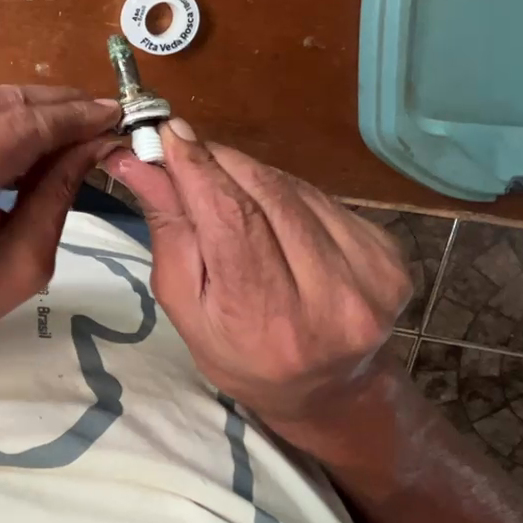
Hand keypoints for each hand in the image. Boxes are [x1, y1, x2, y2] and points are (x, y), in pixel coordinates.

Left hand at [0, 85, 121, 377]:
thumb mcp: (22, 263)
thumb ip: (59, 192)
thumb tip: (97, 141)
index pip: (20, 126)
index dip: (71, 116)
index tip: (114, 112)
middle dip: (54, 106)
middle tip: (99, 115)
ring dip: (26, 109)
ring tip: (69, 126)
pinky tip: (23, 136)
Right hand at [105, 119, 411, 428]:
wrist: (328, 390)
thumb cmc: (236, 352)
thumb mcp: (183, 300)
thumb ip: (166, 227)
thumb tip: (132, 161)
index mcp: (267, 319)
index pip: (230, 219)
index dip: (197, 168)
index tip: (167, 133)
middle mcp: (330, 298)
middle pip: (264, 194)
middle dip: (217, 161)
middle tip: (181, 145)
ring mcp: (371, 274)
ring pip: (292, 188)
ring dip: (247, 172)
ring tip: (219, 182)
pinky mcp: (391, 253)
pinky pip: (319, 196)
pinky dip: (282, 188)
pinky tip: (265, 206)